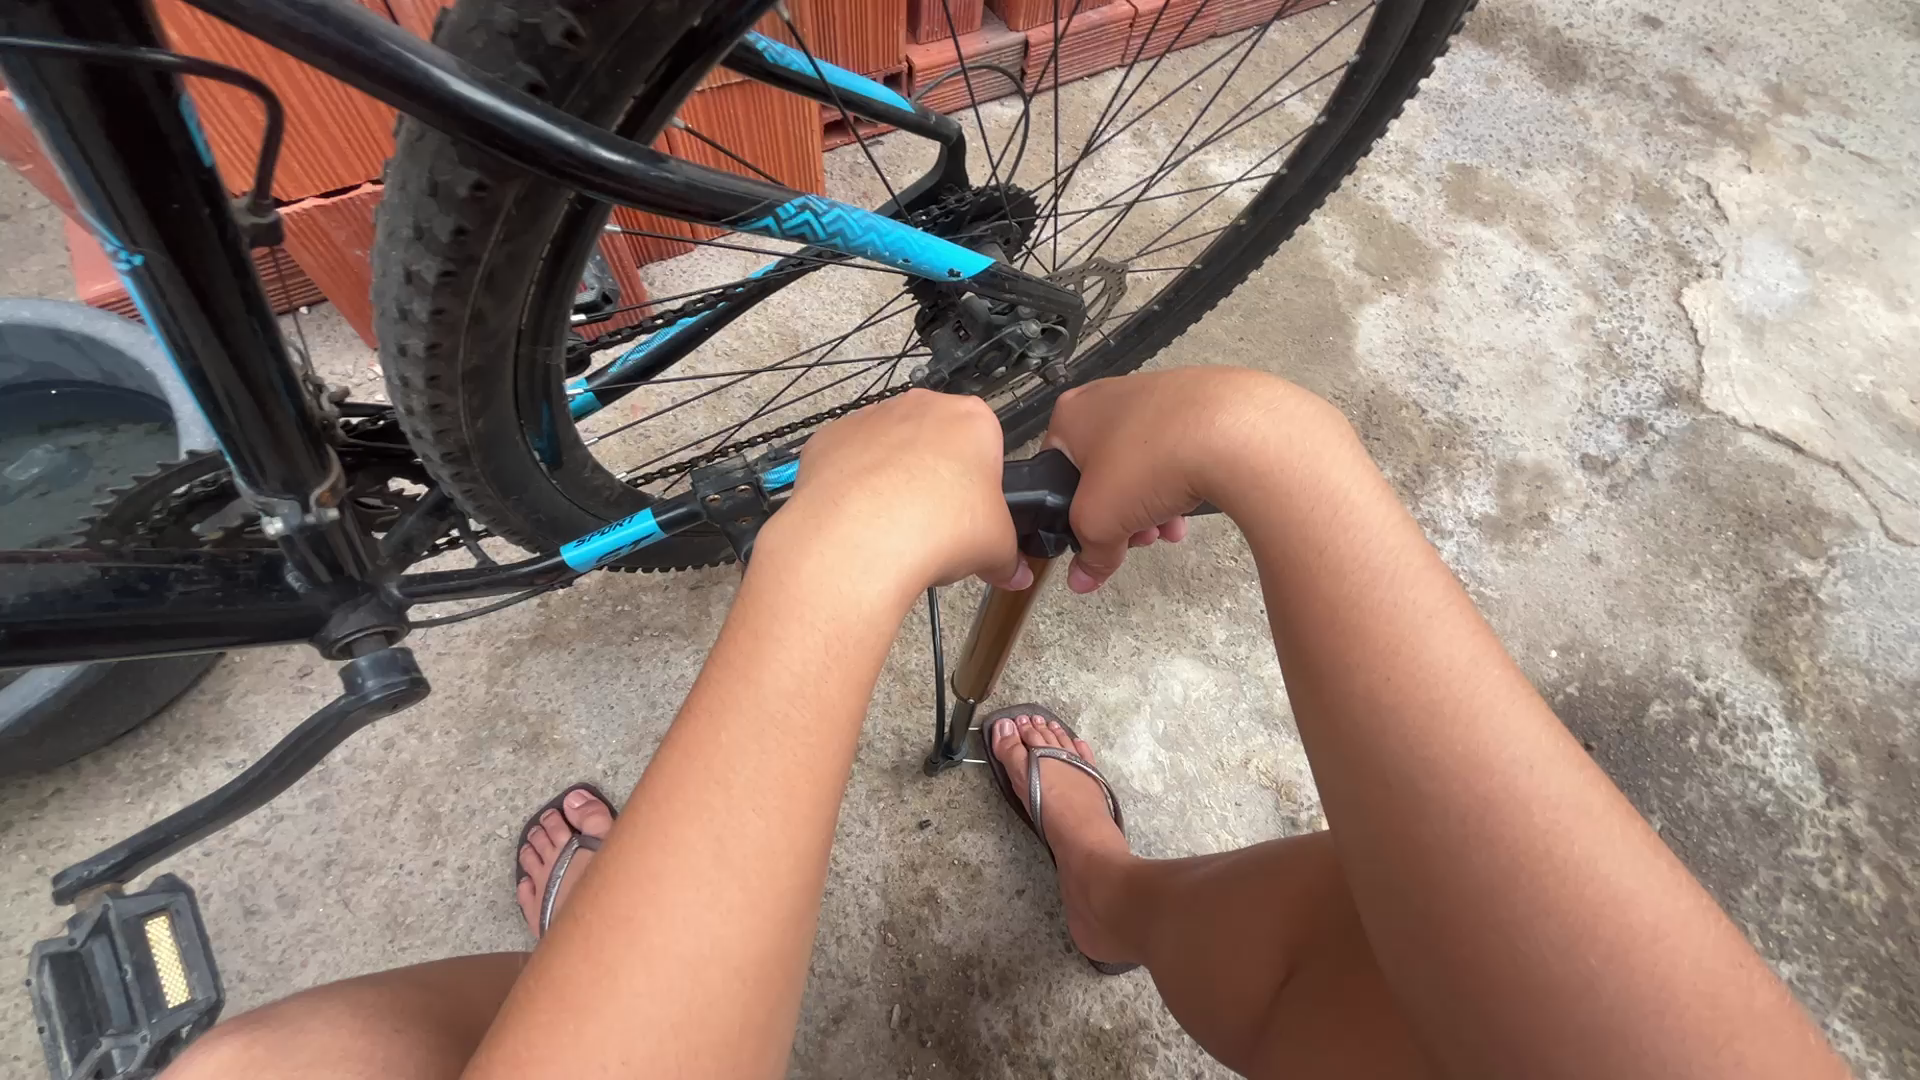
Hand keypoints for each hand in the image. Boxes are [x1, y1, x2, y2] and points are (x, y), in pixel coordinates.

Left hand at [767, 389, 1030, 594]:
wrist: (860, 540)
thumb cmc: (938, 528)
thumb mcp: (996, 549)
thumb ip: (1009, 559)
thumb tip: (1015, 575)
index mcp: (972, 419)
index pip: (987, 445)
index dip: (981, 486)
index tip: (973, 518)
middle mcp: (920, 406)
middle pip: (936, 442)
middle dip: (936, 481)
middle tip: (936, 528)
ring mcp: (870, 417)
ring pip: (889, 449)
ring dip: (893, 482)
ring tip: (893, 531)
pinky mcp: (828, 438)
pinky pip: (847, 461)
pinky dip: (853, 488)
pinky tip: (857, 522)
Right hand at [1044, 367, 1331, 591]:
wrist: (1233, 434)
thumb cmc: (1154, 458)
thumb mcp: (1099, 522)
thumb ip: (1088, 554)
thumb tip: (1083, 577)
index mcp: (1073, 414)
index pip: (1055, 470)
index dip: (1070, 511)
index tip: (1090, 536)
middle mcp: (1112, 396)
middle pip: (1103, 470)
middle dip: (1118, 511)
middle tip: (1131, 536)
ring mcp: (1159, 396)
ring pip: (1143, 464)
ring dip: (1149, 504)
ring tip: (1165, 529)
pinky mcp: (1200, 404)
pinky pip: (1179, 453)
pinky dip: (1181, 483)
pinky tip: (1190, 510)